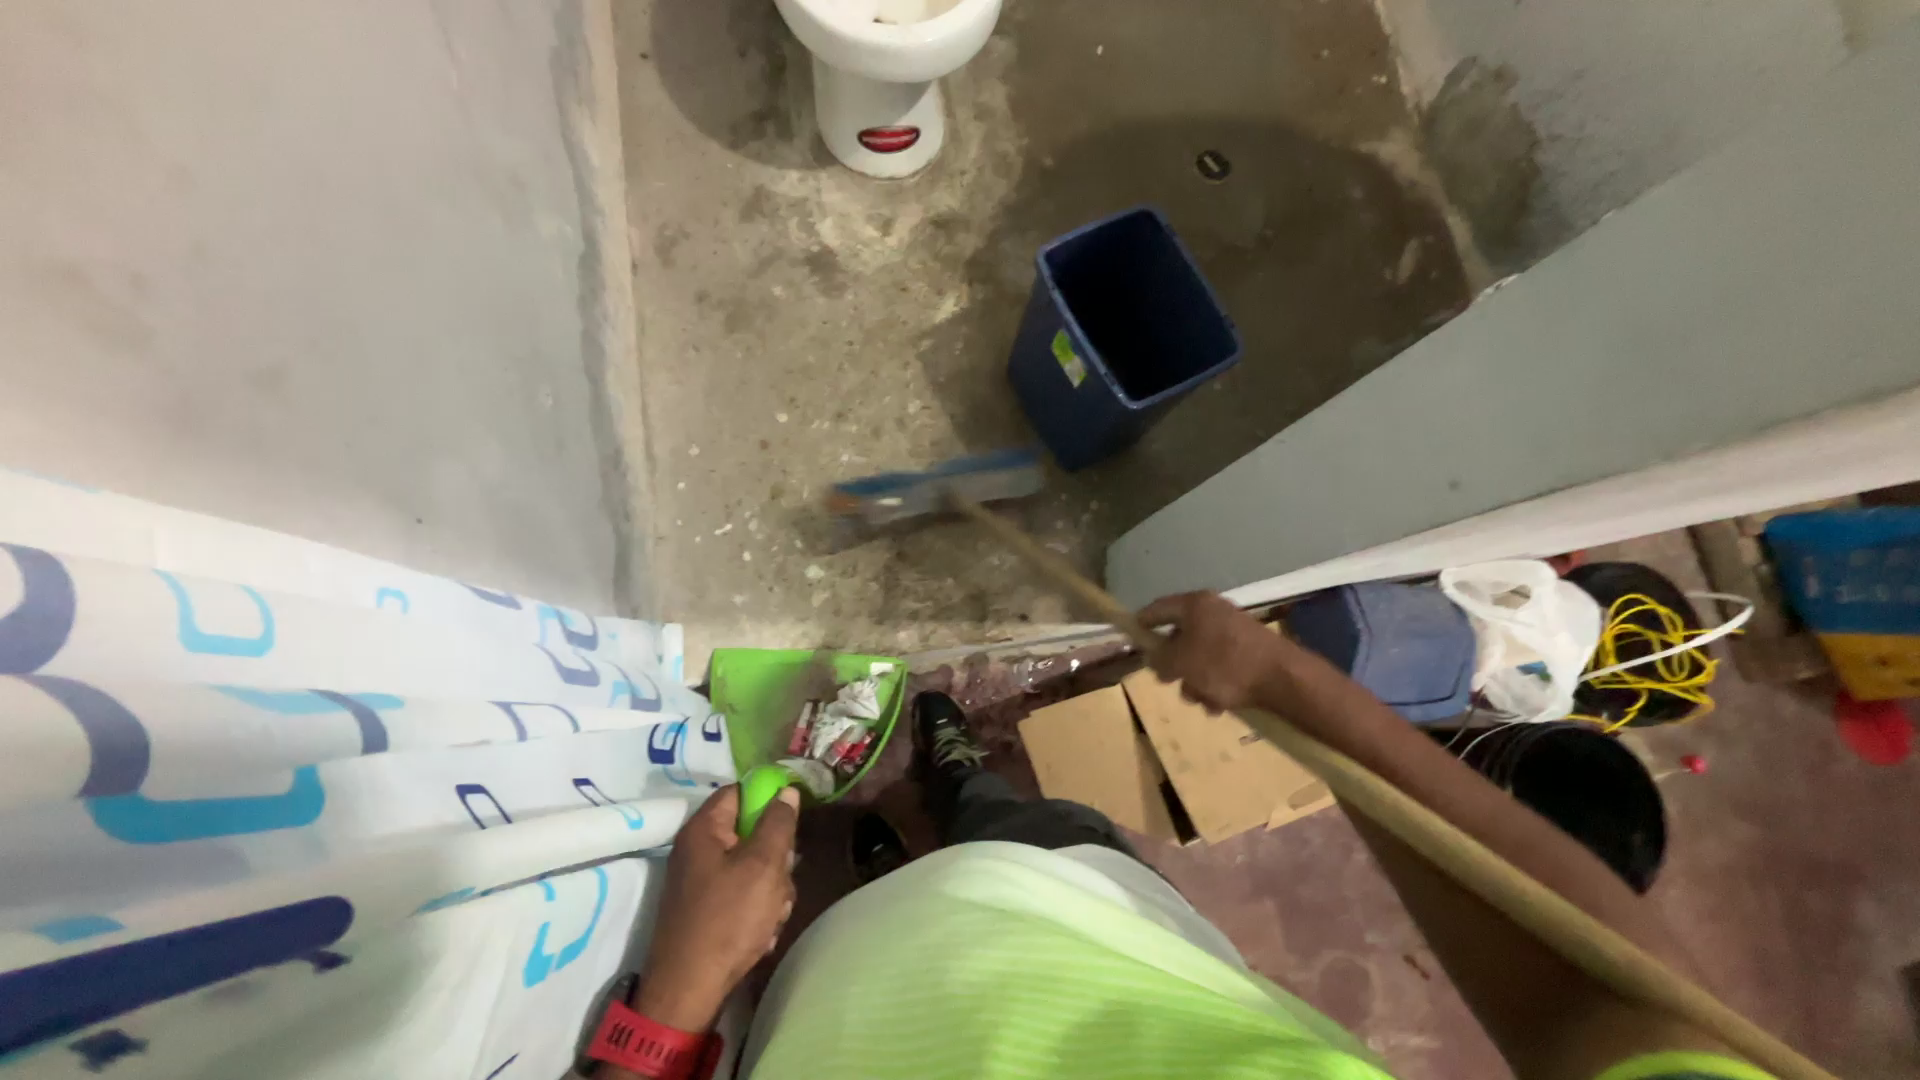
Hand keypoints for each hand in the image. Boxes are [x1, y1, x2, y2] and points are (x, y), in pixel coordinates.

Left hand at [631, 785, 798, 1031]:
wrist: (688, 990)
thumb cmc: (728, 919)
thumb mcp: (763, 865)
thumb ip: (778, 823)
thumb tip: (786, 791)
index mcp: (704, 830)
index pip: (740, 792)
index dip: (768, 800)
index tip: (792, 822)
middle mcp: (697, 850)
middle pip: (750, 833)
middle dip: (775, 857)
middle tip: (782, 880)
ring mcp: (700, 882)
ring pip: (752, 867)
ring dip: (771, 890)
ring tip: (772, 915)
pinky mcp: (705, 910)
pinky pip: (741, 895)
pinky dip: (756, 910)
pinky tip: (761, 933)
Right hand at [1137, 591, 1297, 712]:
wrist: (1283, 678)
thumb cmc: (1224, 664)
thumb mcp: (1181, 663)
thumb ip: (1159, 658)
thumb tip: (1153, 656)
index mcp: (1195, 605)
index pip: (1158, 608)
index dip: (1142, 624)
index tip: (1131, 639)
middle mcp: (1214, 611)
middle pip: (1180, 636)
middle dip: (1173, 664)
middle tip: (1168, 681)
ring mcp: (1234, 631)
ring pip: (1200, 656)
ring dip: (1195, 679)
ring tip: (1201, 700)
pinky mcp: (1249, 650)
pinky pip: (1221, 666)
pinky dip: (1216, 683)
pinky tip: (1219, 703)